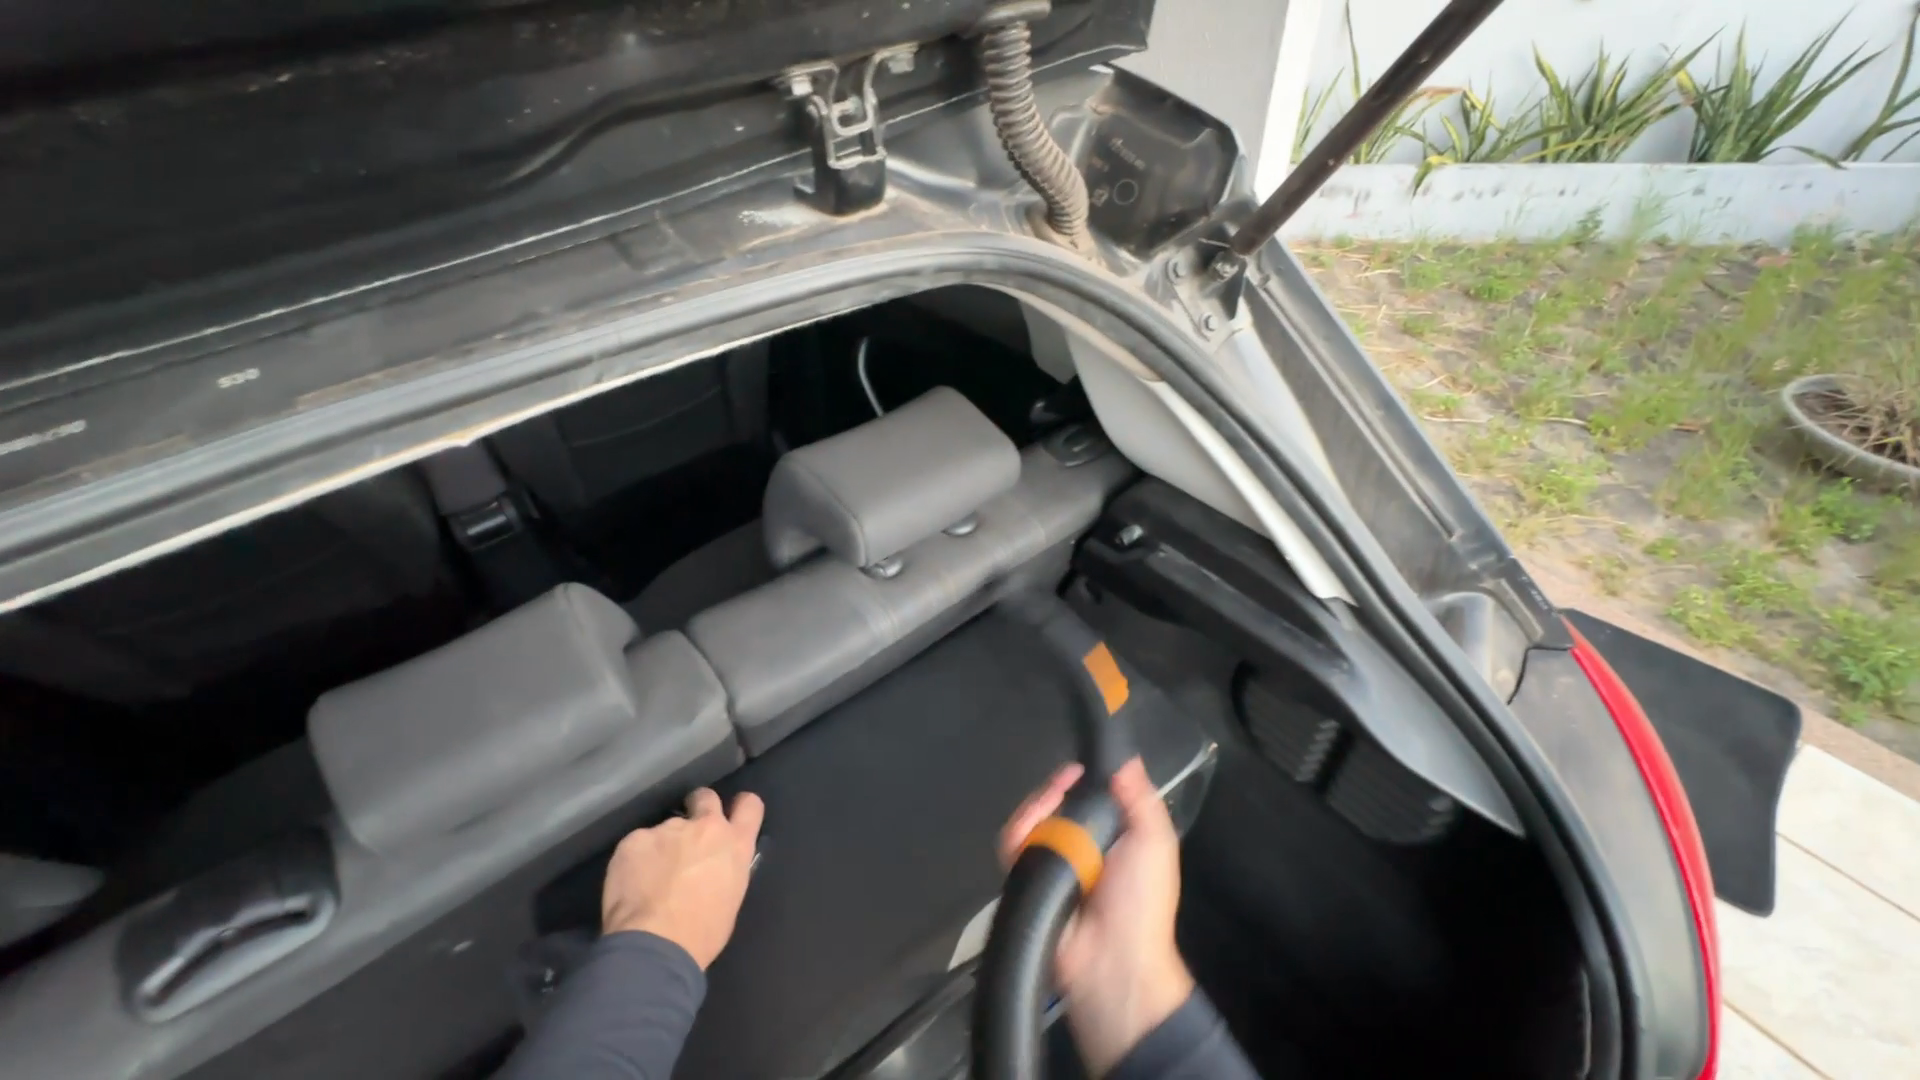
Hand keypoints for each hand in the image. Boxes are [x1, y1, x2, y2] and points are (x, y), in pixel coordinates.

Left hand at [602, 788, 764, 969]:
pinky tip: (630, 884)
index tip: (730, 816)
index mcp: (735, 844)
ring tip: (649, 877)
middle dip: (698, 807)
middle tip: (687, 834)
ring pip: (665, 828)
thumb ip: (725, 868)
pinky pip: (637, 844)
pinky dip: (635, 860)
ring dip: (662, 845)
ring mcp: (668, 829)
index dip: (740, 807)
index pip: (749, 805)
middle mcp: (705, 827)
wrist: (654, 944)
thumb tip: (712, 867)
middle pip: (705, 797)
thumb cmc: (702, 932)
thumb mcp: (730, 897)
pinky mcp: (634, 839)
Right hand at [1000, 759, 1193, 1076]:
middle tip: (1063, 780)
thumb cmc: (1142, 900)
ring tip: (1049, 801)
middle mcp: (1075, 846)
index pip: (1086, 796)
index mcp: (1107, 837)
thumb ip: (1141, 799)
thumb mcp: (1155, 843)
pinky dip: (1017, 829)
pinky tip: (1030, 822)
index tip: (1080, 765)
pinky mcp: (1024, 878)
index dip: (1081, 777)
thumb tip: (1124, 757)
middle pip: (1053, 802)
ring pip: (1029, 818)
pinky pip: (1011, 844)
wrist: (1114, 960)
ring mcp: (1048, 862)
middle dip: (1054, 786)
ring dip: (1037, 803)